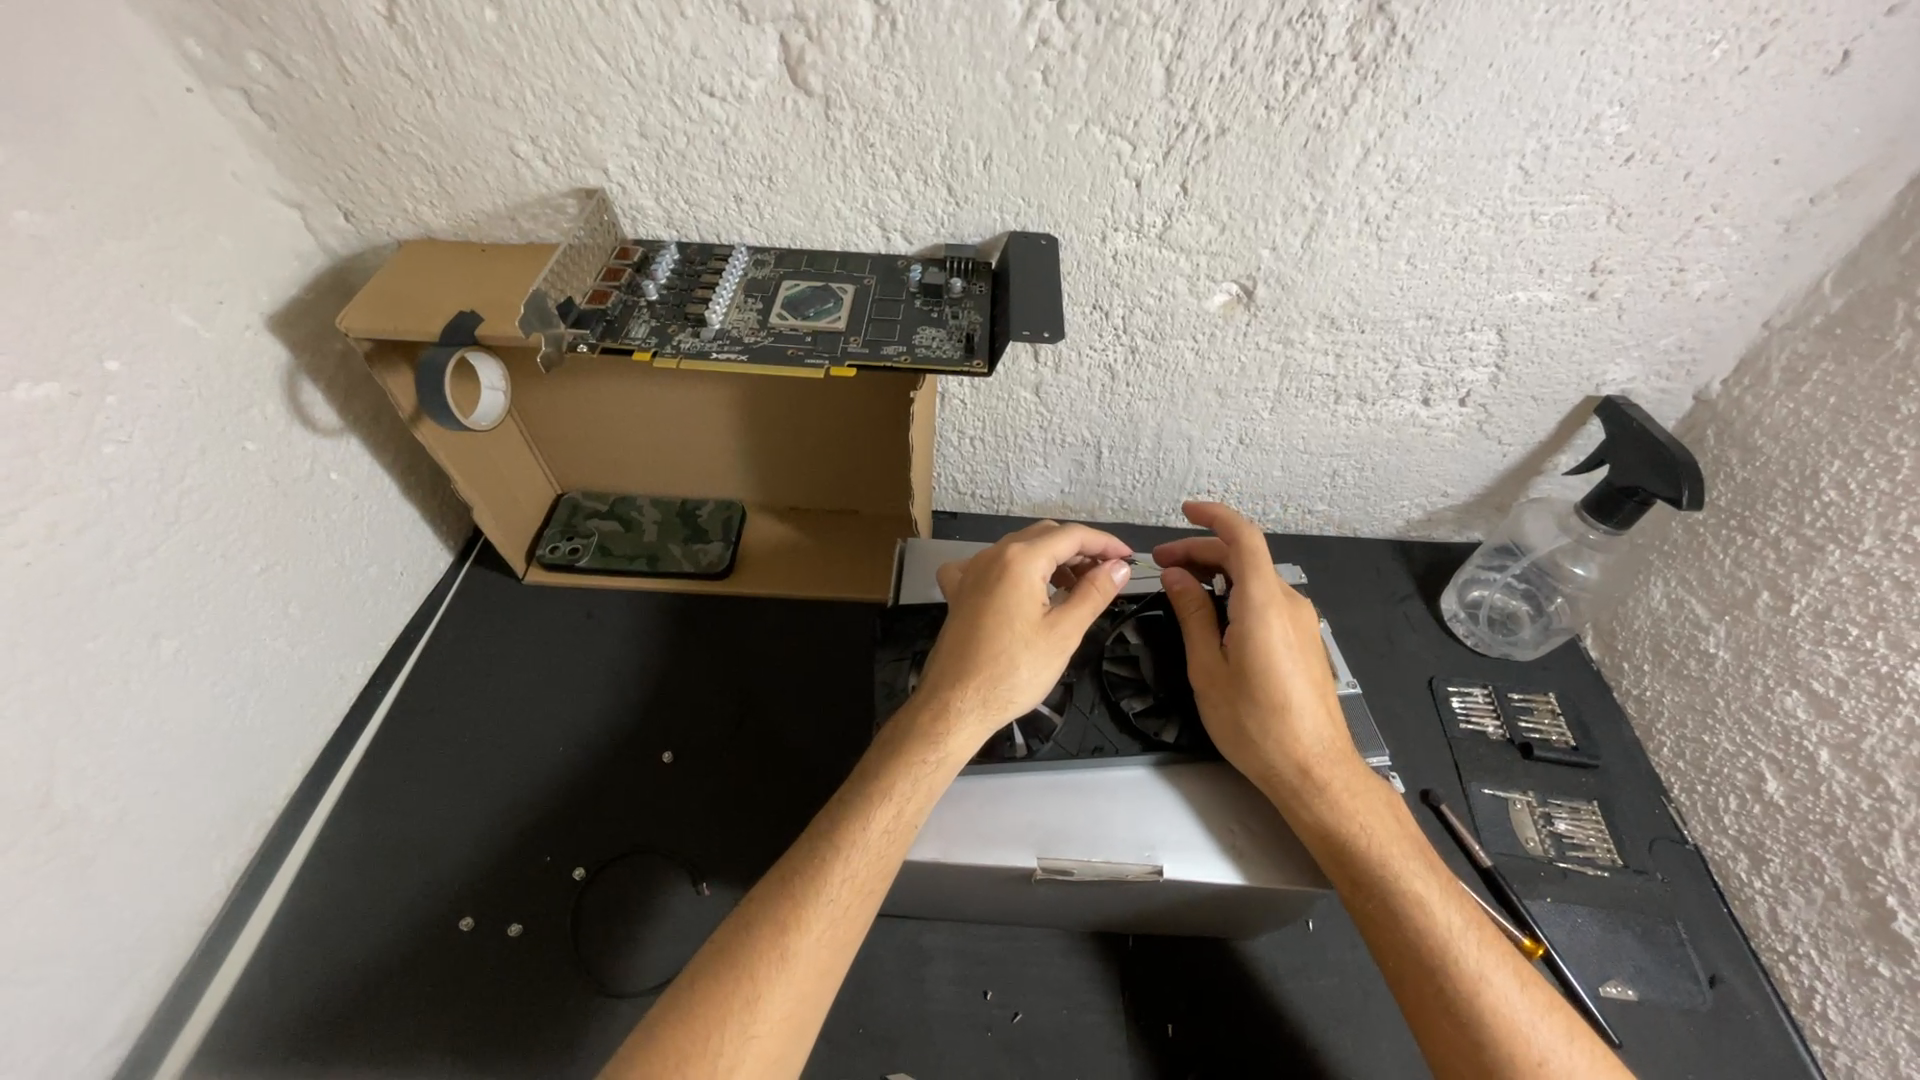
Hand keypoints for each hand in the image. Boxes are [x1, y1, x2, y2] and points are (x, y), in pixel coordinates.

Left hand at [911, 521, 1134, 749]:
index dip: (1105, 543)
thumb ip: (1094, 593)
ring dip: (1049, 559)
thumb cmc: (1013, 672)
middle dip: (1079, 550)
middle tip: (1105, 576)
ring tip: (1074, 587)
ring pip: (1017, 549)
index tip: (1128, 558)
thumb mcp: (1064, 633)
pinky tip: (1018, 589)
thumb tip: (1118, 567)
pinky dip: (1011, 570)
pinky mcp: (958, 593)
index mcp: (1020, 560)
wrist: (956, 704)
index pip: (1072, 535)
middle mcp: (992, 556)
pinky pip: (986, 567)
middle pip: (1044, 536)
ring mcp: (970, 572)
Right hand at [1153, 502, 1361, 795]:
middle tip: (1162, 564)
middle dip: (1202, 551)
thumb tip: (1176, 576)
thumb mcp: (1208, 669)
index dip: (1213, 516)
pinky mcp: (1305, 638)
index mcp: (1262, 603)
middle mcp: (1288, 602)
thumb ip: (1192, 614)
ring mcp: (1302, 620)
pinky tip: (1212, 613)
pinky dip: (1236, 592)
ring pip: (1256, 577)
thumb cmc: (1255, 724)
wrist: (1313, 768)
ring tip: (1181, 588)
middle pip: (1245, 556)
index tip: (1185, 512)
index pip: (1243, 537)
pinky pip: (1267, 599)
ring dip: (1218, 572)